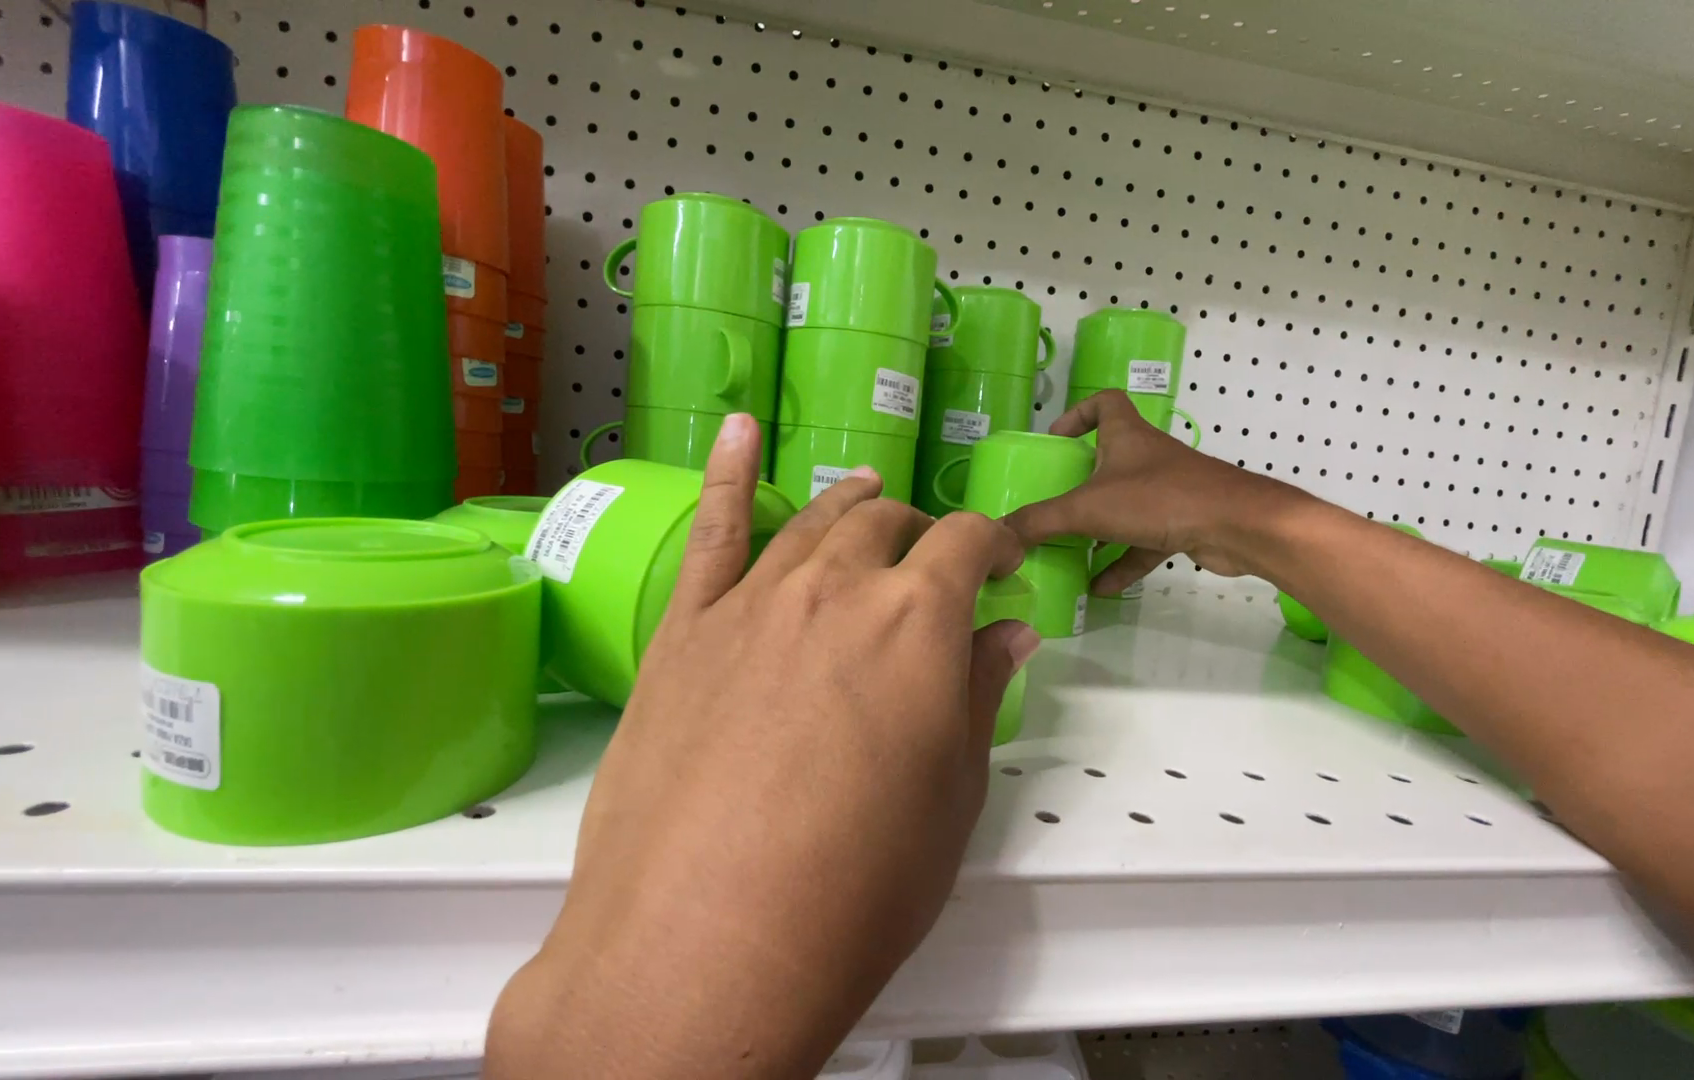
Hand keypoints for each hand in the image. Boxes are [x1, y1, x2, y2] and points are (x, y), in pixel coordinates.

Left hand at [487, 414, 1039, 1079]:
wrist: (703, 944)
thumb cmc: (852, 887)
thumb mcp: (949, 796)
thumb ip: (977, 692)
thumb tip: (1008, 632)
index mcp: (917, 621)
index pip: (967, 544)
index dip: (992, 547)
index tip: (1002, 565)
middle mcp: (836, 588)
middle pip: (888, 525)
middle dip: (921, 537)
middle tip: (931, 566)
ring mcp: (753, 601)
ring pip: (813, 522)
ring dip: (851, 506)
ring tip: (869, 496)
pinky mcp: (685, 629)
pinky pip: (712, 530)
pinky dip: (728, 472)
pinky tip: (738, 432)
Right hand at [1004, 390, 1313, 593]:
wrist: (1238, 526)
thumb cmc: (1159, 498)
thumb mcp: (1088, 508)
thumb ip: (1041, 520)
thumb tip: (999, 532)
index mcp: (1126, 437)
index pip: (1105, 403)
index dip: (1079, 414)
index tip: (1056, 440)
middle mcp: (1148, 458)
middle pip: (1110, 460)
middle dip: (1081, 483)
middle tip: (1052, 504)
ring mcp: (1168, 492)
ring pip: (1126, 506)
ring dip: (1099, 529)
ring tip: (1069, 553)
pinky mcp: (1183, 523)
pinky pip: (1143, 542)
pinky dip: (1122, 562)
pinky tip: (1099, 589)